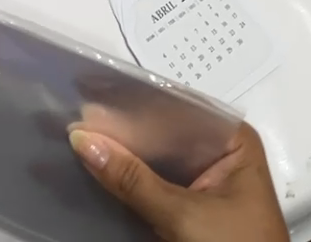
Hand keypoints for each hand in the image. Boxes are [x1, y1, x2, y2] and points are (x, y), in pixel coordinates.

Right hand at [69, 122, 288, 241]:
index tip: (90, 93)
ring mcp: (209, 182)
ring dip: (124, 154)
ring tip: (79, 138)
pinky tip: (99, 169)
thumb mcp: (183, 218)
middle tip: (76, 117)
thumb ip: (132, 179)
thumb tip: (81, 139)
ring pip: (159, 158)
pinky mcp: (194, 209)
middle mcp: (223, 153)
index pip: (177, 107)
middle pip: (165, 132)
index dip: (133, 102)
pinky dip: (132, 179)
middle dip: (123, 129)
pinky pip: (158, 182)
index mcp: (234, 141)